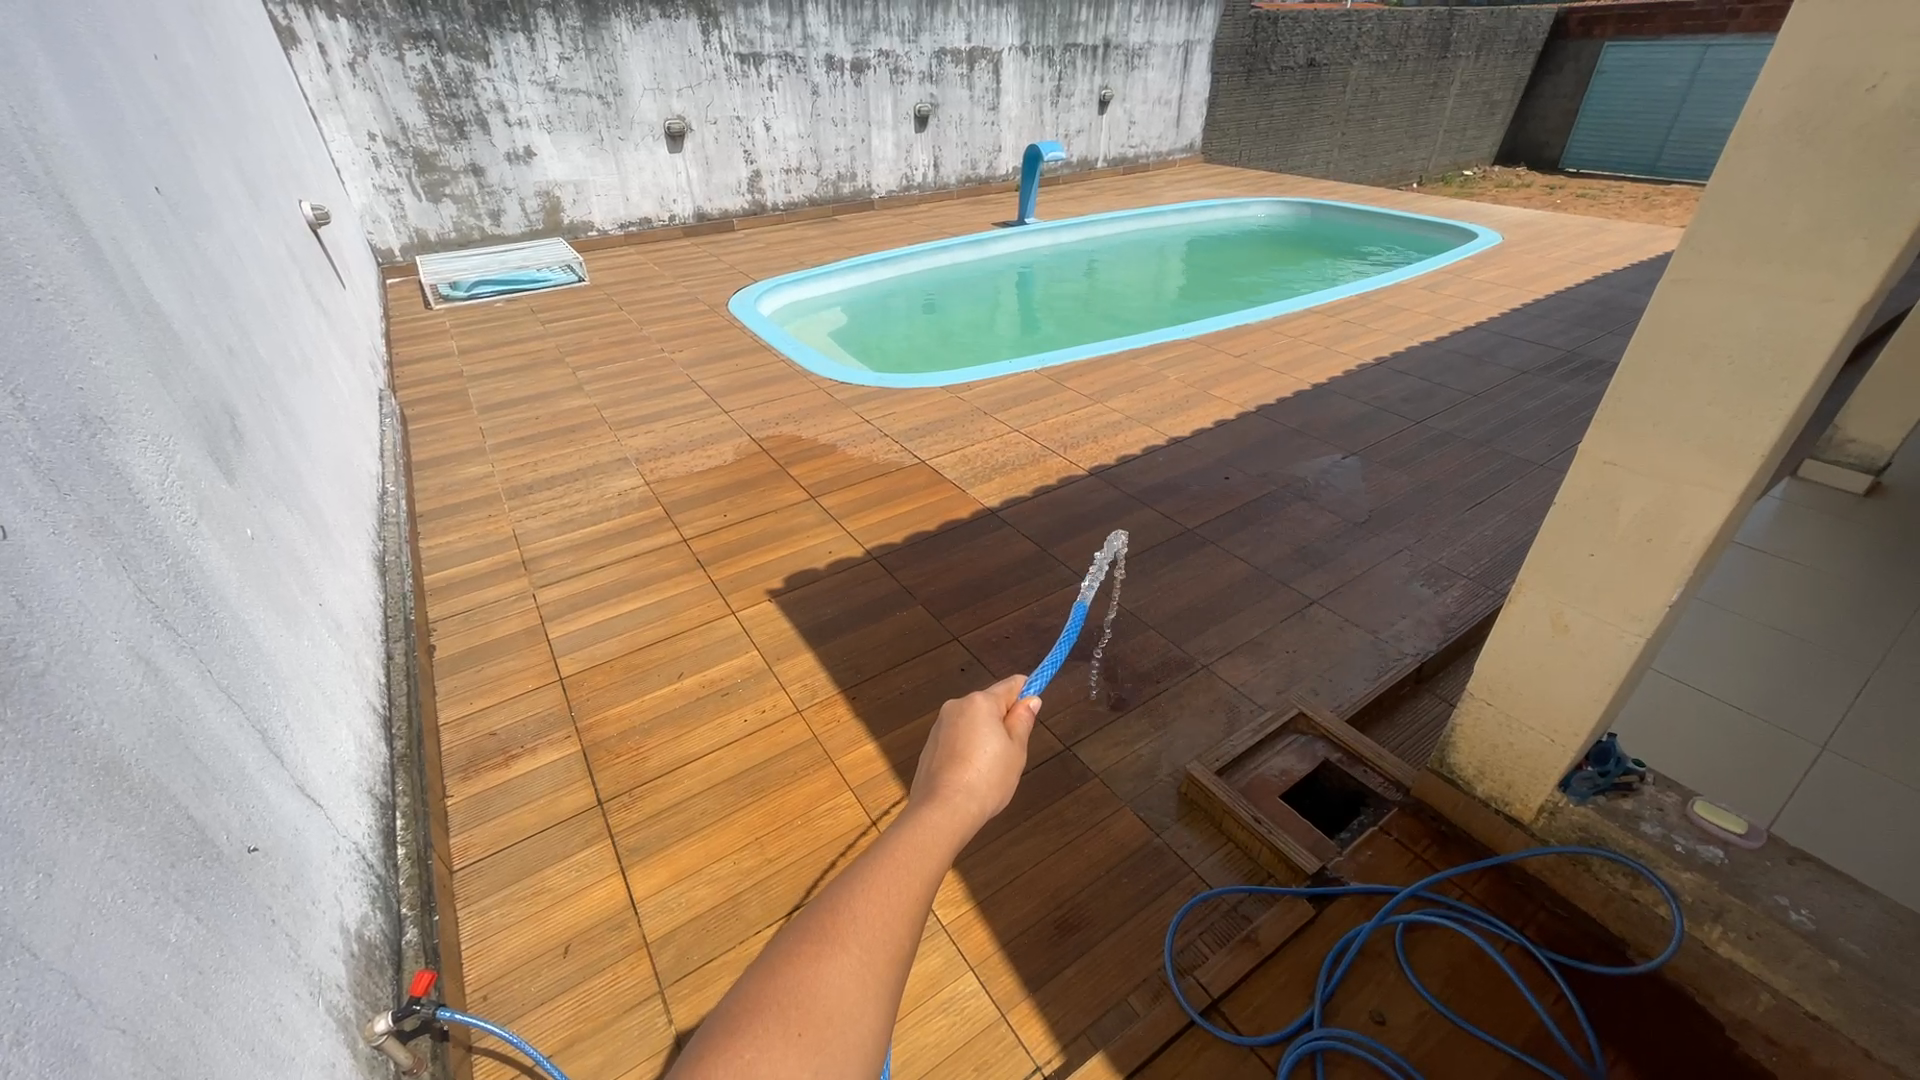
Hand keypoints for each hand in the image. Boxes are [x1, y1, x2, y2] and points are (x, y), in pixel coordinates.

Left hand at [908, 674, 1040, 838]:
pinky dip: (967, 750)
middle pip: (989, 704)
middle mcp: (957, 706)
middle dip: (1003, 721)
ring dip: (985, 737)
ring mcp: (940, 725)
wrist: (943, 810)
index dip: (1026, 694)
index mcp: (980, 702)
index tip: (1033, 713)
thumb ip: (1022, 720)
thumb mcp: (1016, 750)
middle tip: (1012, 752)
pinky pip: (957, 739)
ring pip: (972, 723)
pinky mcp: (930, 745)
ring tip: (990, 770)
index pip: (1011, 684)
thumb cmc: (987, 779)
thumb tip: (1030, 699)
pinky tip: (971, 775)